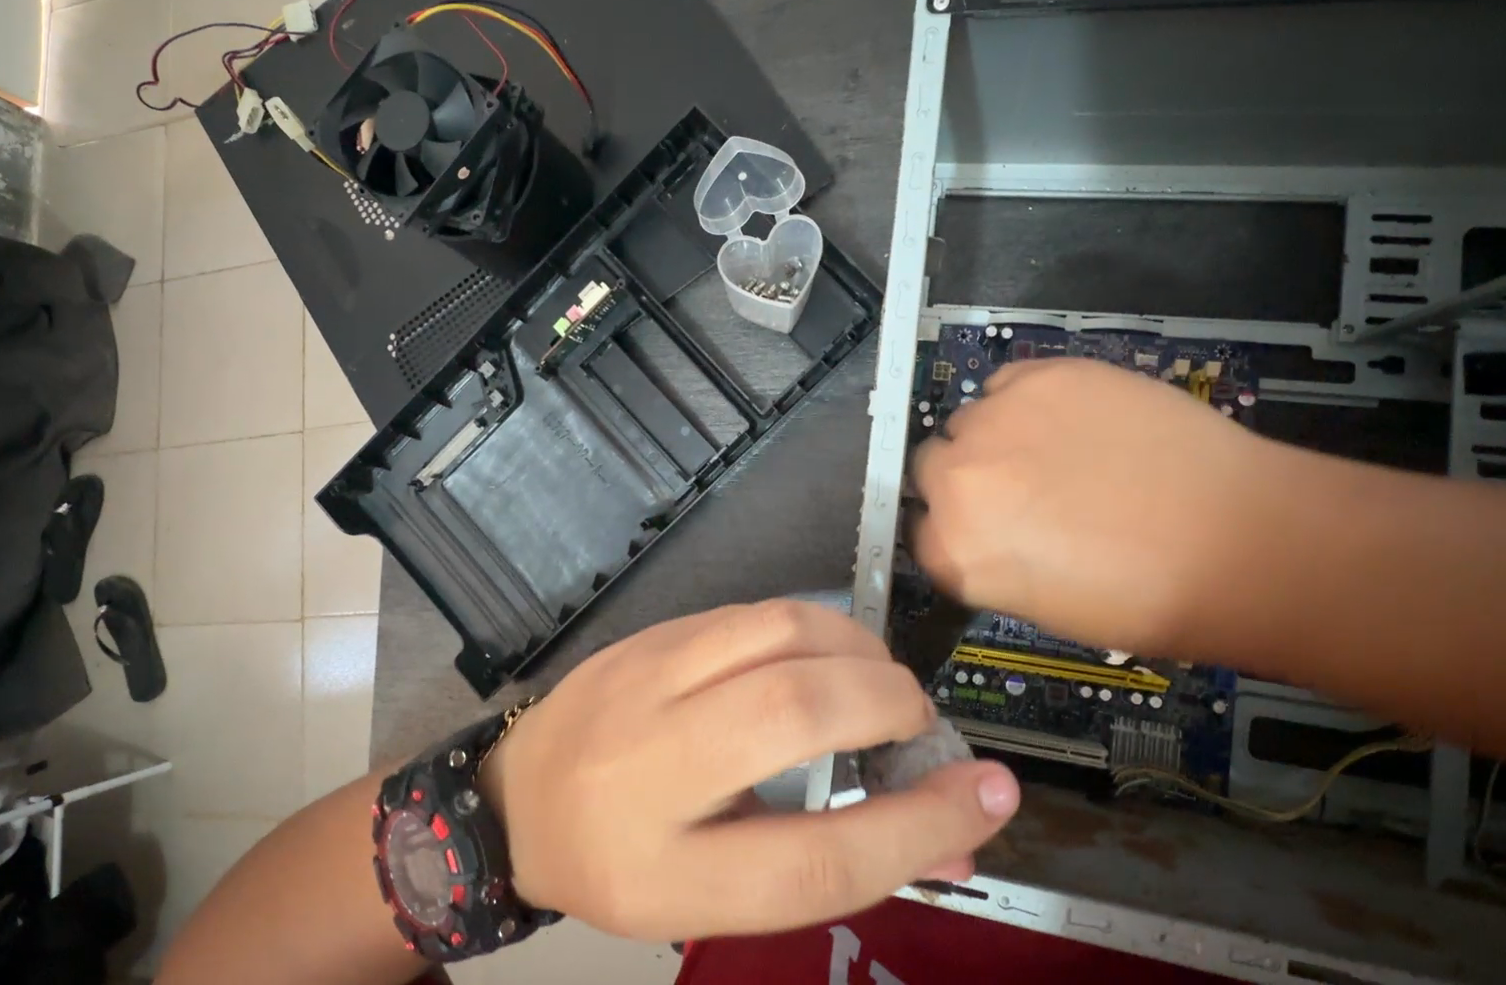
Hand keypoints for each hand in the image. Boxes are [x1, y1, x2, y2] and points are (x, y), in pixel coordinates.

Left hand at [477, 600, 1019, 940]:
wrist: (520, 800)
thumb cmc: (630, 862)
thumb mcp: (722, 894)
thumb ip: (838, 859)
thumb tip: (955, 834)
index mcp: (668, 871)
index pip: (814, 857)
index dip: (918, 827)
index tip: (986, 797)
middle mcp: (646, 768)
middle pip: (792, 715)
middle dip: (887, 706)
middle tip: (917, 726)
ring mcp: (641, 683)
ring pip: (776, 634)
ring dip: (857, 650)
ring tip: (876, 685)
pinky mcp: (650, 635)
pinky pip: (754, 612)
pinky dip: (816, 628)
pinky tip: (826, 657)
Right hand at [910, 358, 1282, 653]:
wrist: (1238, 540)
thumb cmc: (1143, 596)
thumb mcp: (1038, 602)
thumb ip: (988, 558)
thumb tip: (984, 526)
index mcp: (953, 552)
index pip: (921, 530)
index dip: (957, 528)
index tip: (988, 528)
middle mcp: (957, 481)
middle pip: (931, 466)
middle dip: (965, 477)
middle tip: (1021, 488)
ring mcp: (997, 420)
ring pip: (969, 420)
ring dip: (997, 436)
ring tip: (1059, 453)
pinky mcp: (1044, 375)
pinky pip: (1008, 381)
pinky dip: (1028, 400)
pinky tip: (1076, 422)